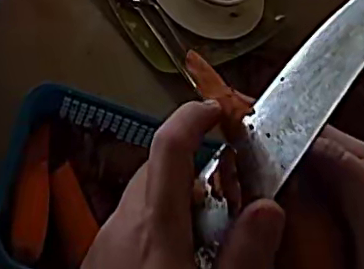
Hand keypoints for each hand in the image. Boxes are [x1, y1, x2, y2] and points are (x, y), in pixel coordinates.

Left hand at [85, 101, 286, 268]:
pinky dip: (152, 227)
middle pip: (155, 169)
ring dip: (172, 201)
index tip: (219, 110)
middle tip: (227, 194)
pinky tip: (172, 264)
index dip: (194, 116)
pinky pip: (127, 229)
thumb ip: (245, 256)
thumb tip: (270, 206)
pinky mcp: (93, 268)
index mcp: (152, 223)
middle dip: (192, 168)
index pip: (169, 143)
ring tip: (205, 237)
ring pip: (141, 199)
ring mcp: (101, 247)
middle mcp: (121, 224)